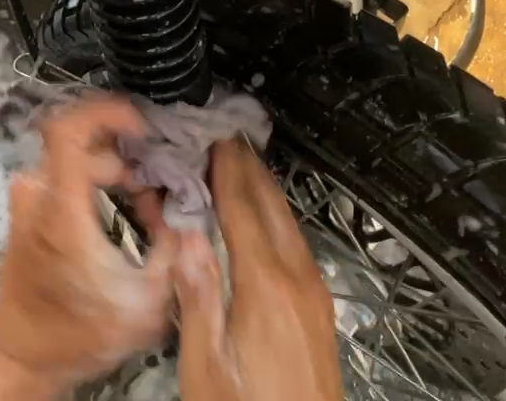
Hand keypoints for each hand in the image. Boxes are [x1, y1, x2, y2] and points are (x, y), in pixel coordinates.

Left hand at [0, 95, 180, 400]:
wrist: (20, 356)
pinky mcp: (29, 208)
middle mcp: (38, 194)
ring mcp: (29, 199)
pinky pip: (66, 173)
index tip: (140, 126)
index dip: (105, 112)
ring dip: (113, 172)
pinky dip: (96, 182)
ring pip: (77, 158)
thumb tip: (189, 219)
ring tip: (141, 203)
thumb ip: (174, 256)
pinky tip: (118, 212)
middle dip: (127, 158)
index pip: (68, 129)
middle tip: (154, 187)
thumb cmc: (76, 334)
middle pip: (85, 144)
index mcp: (61, 209)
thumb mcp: (144, 306)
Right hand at [175, 138, 341, 400]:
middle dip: (247, 166)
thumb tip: (186, 235)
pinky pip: (296, 241)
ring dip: (262, 187)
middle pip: (271, 204)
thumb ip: (197, 297)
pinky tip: (262, 215)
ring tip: (239, 163)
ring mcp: (314, 293)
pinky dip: (274, 214)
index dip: (226, 169)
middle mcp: (297, 279)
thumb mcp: (206, 368)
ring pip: (288, 220)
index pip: (243, 208)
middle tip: (224, 136)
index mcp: (265, 285)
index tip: (213, 136)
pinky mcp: (319, 308)